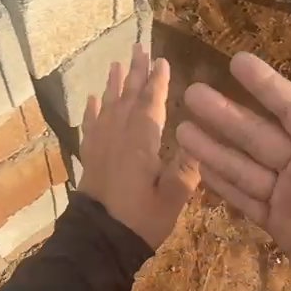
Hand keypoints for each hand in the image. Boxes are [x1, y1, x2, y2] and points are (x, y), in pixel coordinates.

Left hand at [76, 45, 199, 249]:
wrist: (99, 242)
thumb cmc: (141, 220)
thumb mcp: (173, 198)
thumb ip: (187, 169)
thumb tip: (199, 141)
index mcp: (141, 141)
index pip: (151, 103)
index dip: (157, 81)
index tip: (161, 60)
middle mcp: (118, 135)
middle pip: (128, 97)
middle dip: (135, 72)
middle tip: (138, 48)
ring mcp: (101, 145)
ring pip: (108, 106)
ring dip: (114, 84)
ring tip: (117, 64)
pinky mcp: (90, 157)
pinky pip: (91, 125)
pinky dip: (93, 110)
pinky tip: (93, 99)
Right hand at [176, 52, 290, 290]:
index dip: (267, 87)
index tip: (237, 61)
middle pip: (260, 136)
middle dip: (226, 115)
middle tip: (191, 92)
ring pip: (247, 166)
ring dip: (216, 148)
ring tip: (182, 129)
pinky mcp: (284, 228)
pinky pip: (248, 200)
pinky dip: (225, 184)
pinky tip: (200, 169)